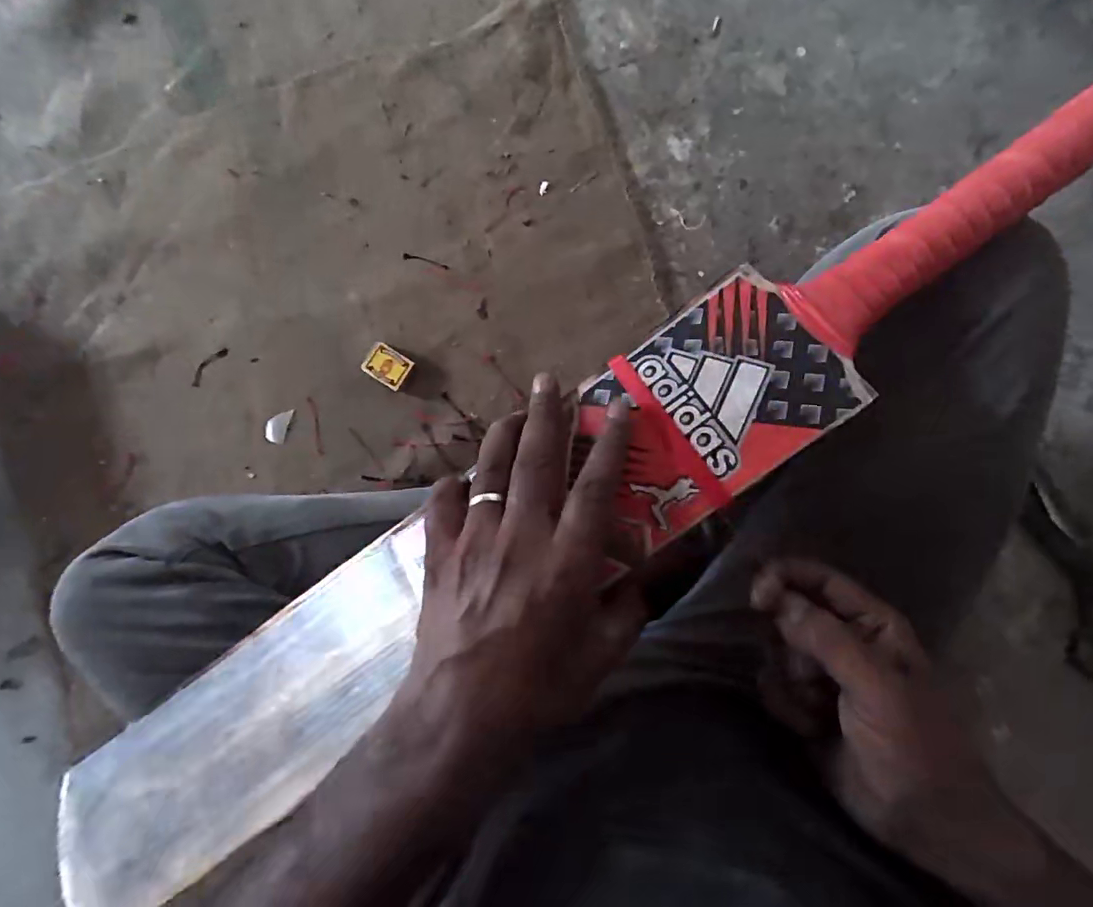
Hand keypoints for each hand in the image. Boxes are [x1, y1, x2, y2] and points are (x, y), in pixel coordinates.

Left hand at [393, 374, 646, 765]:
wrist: (460, 713)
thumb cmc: (539, 688)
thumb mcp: (602, 654)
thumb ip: (630, 605)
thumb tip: (653, 570)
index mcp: (567, 559)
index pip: (595, 485)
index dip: (611, 442)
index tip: (619, 406)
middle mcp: (521, 534)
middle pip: (537, 459)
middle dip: (547, 413)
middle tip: (552, 379)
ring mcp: (474, 538)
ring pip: (489, 468)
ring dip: (504, 432)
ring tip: (516, 410)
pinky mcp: (439, 551)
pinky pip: (443, 502)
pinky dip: (453, 484)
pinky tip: (462, 479)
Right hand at [751, 560, 1092, 906]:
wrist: (927, 823)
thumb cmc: (915, 745)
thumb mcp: (877, 687)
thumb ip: (828, 639)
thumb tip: (779, 601)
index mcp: (871, 624)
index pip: (819, 579)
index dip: (784, 577)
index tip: (757, 595)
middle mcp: (844, 641)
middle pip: (789, 612)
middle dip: (786, 640)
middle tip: (805, 674)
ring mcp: (823, 675)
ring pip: (777, 650)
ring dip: (788, 678)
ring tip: (816, 709)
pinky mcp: (805, 706)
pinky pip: (772, 686)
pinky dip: (784, 704)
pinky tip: (809, 727)